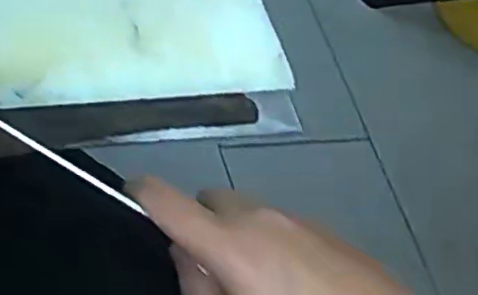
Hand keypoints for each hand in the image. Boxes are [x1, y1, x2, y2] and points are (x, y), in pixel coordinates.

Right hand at [132, 179, 409, 294]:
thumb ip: (198, 286)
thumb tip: (189, 260)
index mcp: (228, 242)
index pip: (156, 193)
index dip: (137, 198)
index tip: (136, 214)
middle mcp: (259, 217)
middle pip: (207, 200)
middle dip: (205, 230)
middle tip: (222, 277)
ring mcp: (303, 222)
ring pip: (249, 214)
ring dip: (246, 239)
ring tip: (271, 286)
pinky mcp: (341, 237)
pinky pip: (289, 229)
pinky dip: (283, 248)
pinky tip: (308, 289)